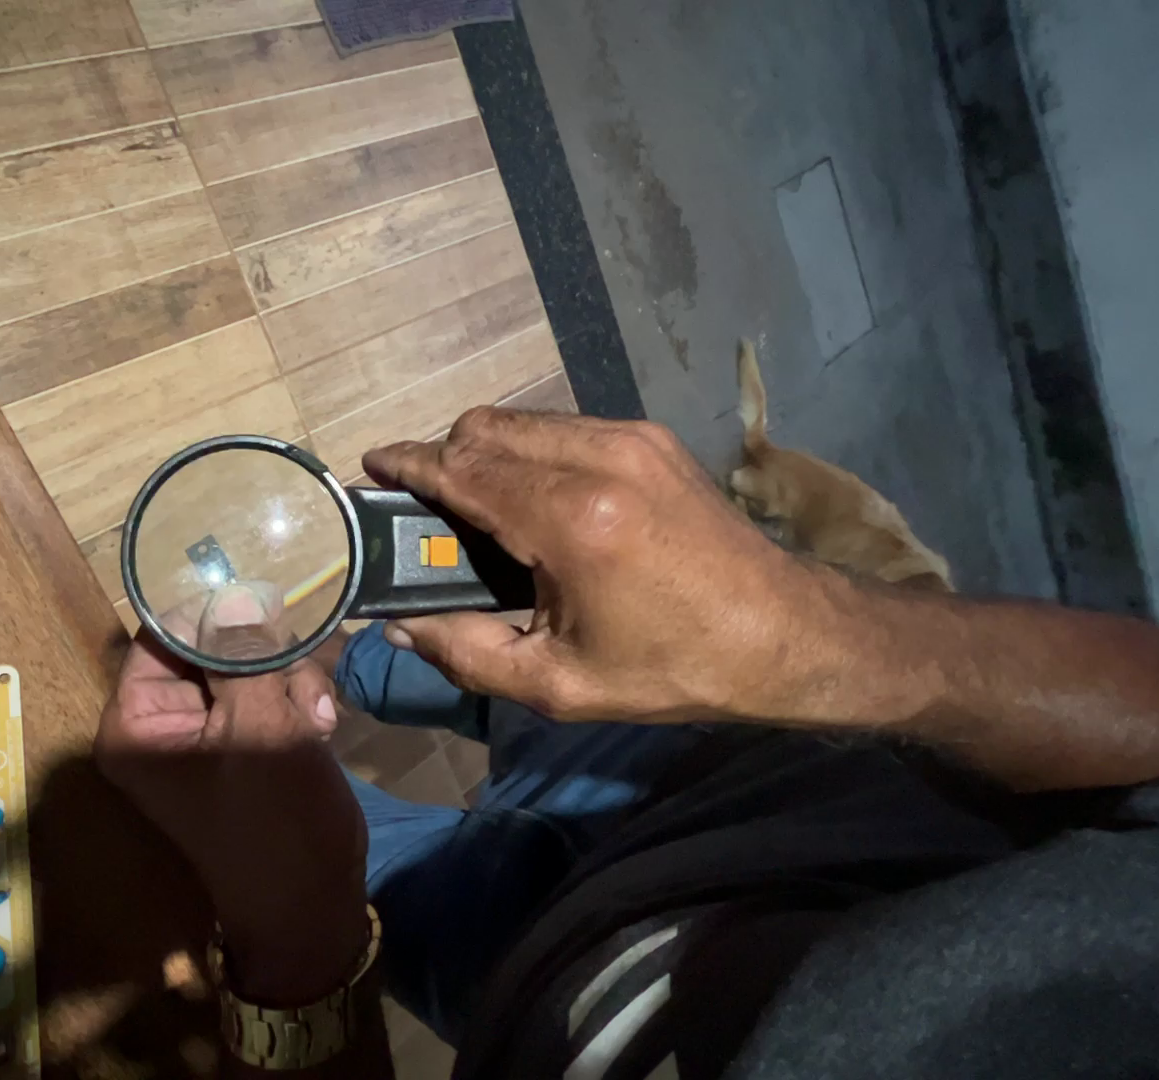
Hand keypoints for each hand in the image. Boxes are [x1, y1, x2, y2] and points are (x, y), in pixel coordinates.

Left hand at [95, 585, 369, 1001]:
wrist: (317, 897)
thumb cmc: (276, 821)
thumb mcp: (260, 729)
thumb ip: (244, 655)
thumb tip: (233, 593)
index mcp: (137, 723)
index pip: (161, 637)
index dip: (212, 618)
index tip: (266, 609)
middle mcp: (163, 722)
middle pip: (209, 645)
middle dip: (264, 658)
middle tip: (301, 682)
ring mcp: (206, 730)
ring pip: (247, 662)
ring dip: (290, 679)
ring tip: (318, 717)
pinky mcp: (244, 737)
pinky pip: (267, 688)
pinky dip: (297, 698)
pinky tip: (322, 724)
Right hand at [363, 408, 864, 724]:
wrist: (787, 635)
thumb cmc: (671, 669)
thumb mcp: (558, 685)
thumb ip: (465, 653)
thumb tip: (399, 625)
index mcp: (572, 521)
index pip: (462, 468)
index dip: (407, 464)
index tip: (371, 468)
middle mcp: (597, 459)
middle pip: (483, 428)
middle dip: (440, 457)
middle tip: (426, 508)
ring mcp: (628, 438)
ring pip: (518, 420)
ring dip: (480, 451)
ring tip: (476, 504)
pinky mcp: (647, 437)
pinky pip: (557, 426)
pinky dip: (523, 450)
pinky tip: (530, 496)